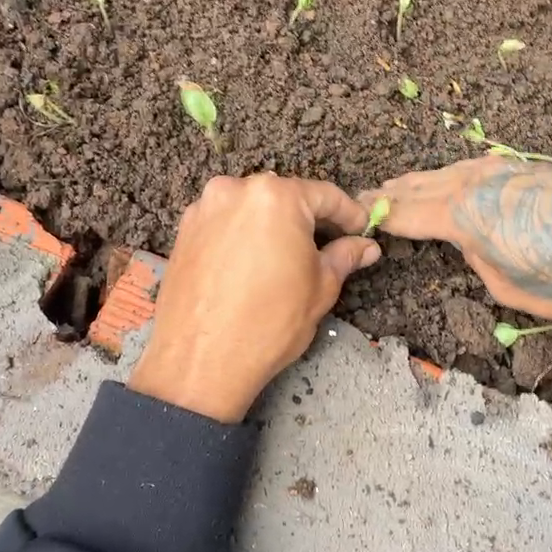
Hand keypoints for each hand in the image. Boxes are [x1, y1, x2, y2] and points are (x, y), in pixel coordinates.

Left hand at [128, 174, 379, 423]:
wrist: (200, 361)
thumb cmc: (268, 323)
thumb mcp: (320, 288)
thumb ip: (344, 257)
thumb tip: (366, 246)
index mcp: (277, 197)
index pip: (325, 195)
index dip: (349, 214)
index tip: (362, 229)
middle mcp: (236, 190)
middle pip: (285, 195)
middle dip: (309, 218)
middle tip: (330, 244)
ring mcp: (205, 208)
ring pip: (253, 207)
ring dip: (274, 224)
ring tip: (289, 256)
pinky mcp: (184, 230)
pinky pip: (226, 222)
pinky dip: (244, 234)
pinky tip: (254, 263)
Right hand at [363, 158, 551, 320]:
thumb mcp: (510, 289)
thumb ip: (480, 262)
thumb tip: (475, 243)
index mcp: (461, 214)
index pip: (405, 212)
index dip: (377, 215)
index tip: (353, 214)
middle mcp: (474, 182)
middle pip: (418, 185)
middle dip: (389, 193)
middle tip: (362, 197)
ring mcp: (500, 169)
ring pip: (445, 172)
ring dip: (418, 181)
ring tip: (399, 185)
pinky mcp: (523, 166)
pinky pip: (471, 167)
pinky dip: (448, 173)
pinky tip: (450, 176)